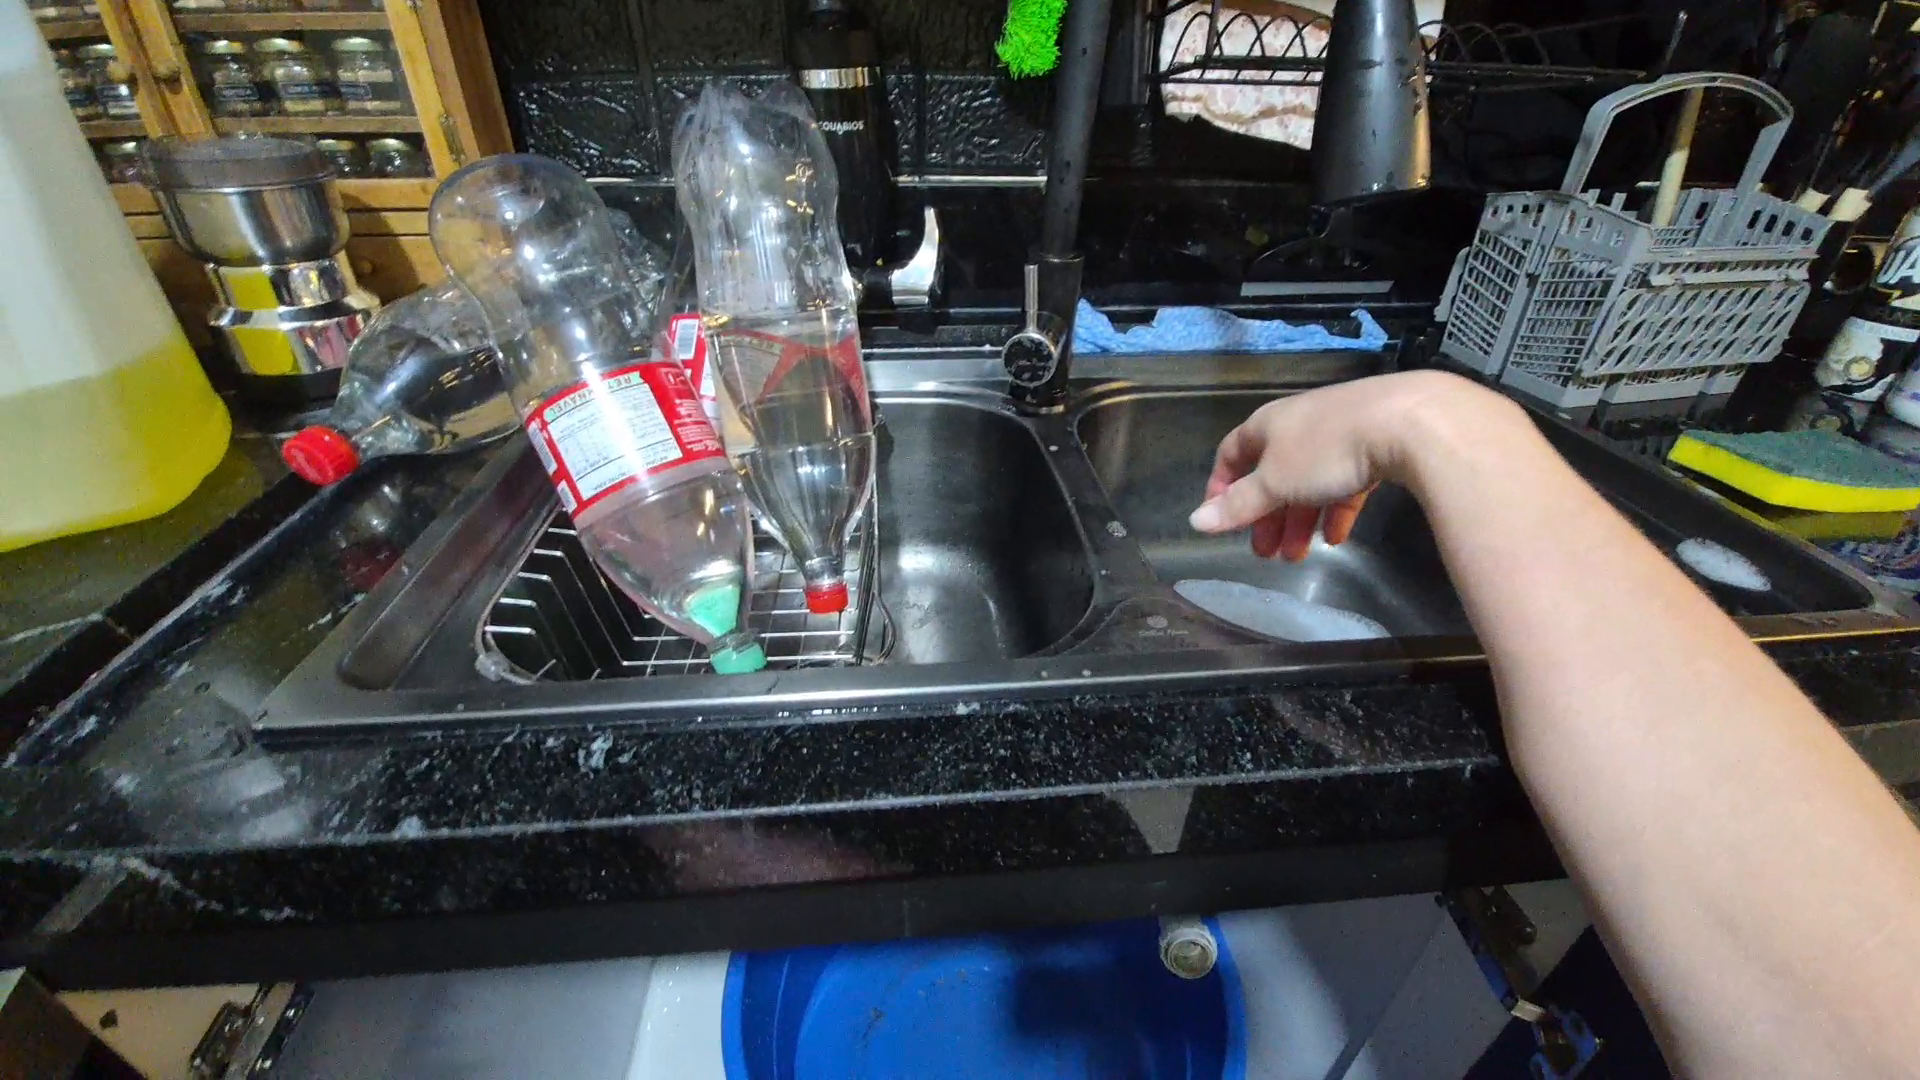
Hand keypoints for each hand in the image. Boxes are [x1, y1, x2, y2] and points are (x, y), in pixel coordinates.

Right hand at [1187, 371, 1471, 560]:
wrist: (1412, 423)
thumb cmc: (1327, 449)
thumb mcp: (1274, 483)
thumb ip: (1237, 505)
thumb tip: (1195, 521)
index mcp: (1267, 426)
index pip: (1231, 455)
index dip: (1221, 488)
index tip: (1220, 520)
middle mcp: (1299, 426)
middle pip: (1272, 476)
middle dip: (1267, 518)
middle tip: (1265, 553)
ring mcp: (1339, 434)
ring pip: (1309, 484)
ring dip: (1299, 522)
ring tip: (1298, 556)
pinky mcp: (1375, 445)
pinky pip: (1345, 483)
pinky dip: (1336, 510)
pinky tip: (1337, 538)